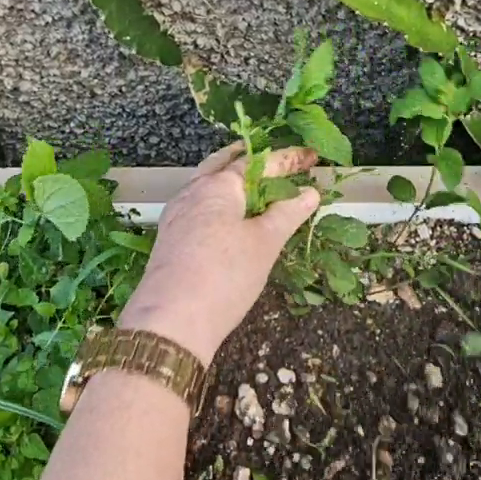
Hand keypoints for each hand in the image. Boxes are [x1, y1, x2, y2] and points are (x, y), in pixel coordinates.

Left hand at [116, 142, 319, 363]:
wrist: (170, 322)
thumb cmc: (224, 276)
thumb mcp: (264, 244)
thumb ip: (287, 213)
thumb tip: (309, 192)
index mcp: (218, 186)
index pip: (258, 162)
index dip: (287, 159)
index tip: (311, 157)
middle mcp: (193, 191)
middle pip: (225, 163)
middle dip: (252, 159)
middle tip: (278, 161)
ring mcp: (177, 213)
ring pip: (208, 183)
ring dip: (232, 179)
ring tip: (256, 185)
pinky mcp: (170, 236)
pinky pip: (199, 203)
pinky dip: (220, 199)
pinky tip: (229, 216)